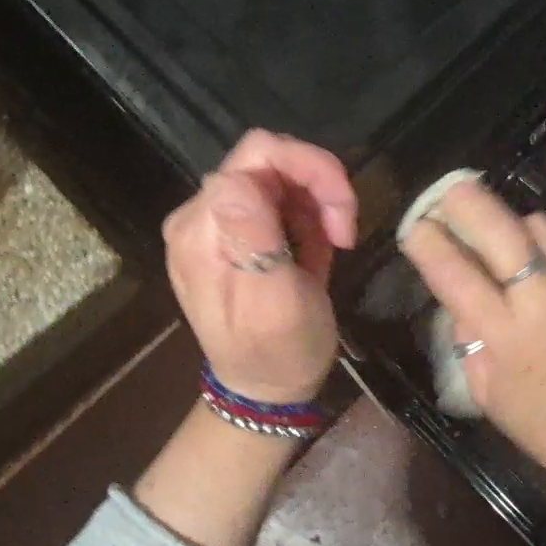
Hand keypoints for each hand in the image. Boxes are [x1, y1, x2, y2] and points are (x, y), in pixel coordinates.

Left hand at [161, 130, 357, 404]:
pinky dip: (308, 212)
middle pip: (269, 158)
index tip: (344, 220)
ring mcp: (218, 220)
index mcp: (201, 229)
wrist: (266, 390)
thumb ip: (254, 242)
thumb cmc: (278, 353)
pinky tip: (316, 247)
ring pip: (280, 172)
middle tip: (345, 230)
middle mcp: (200, 215)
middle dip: (319, 184)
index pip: (258, 155)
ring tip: (333, 244)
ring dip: (318, 200)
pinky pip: (280, 194)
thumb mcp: (275, 306)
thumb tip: (232, 180)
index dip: (312, 171)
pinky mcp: (238, 227)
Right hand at [399, 179, 545, 495]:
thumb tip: (459, 290)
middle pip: (503, 231)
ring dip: (511, 223)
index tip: (414, 226)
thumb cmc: (542, 422)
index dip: (430, 245)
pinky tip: (539, 261)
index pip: (458, 275)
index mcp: (509, 338)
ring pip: (539, 225)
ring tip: (498, 235)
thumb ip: (468, 334)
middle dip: (469, 204)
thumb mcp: (486, 390)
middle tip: (449, 192)